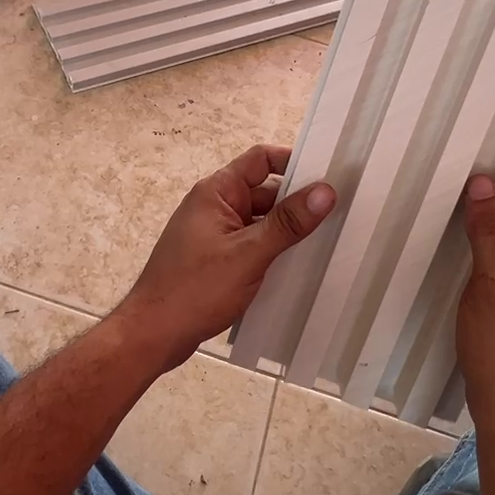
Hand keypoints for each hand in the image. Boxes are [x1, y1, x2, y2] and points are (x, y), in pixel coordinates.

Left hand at [115, 145, 335, 372]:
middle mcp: (215, 206)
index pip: (261, 160)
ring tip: (330, 240)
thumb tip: (326, 190)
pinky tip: (299, 268)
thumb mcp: (248, 254)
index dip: (294, 161)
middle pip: (265, 191)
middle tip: (342, 212)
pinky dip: (273, 251)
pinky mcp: (217, 260)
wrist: (153, 334)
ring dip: (287, 230)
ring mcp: (215, 234)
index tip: (329, 174)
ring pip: (261, 222)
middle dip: (298, 201)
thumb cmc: (195, 289)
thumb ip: (287, 223)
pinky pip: (252, 245)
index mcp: (217, 192)